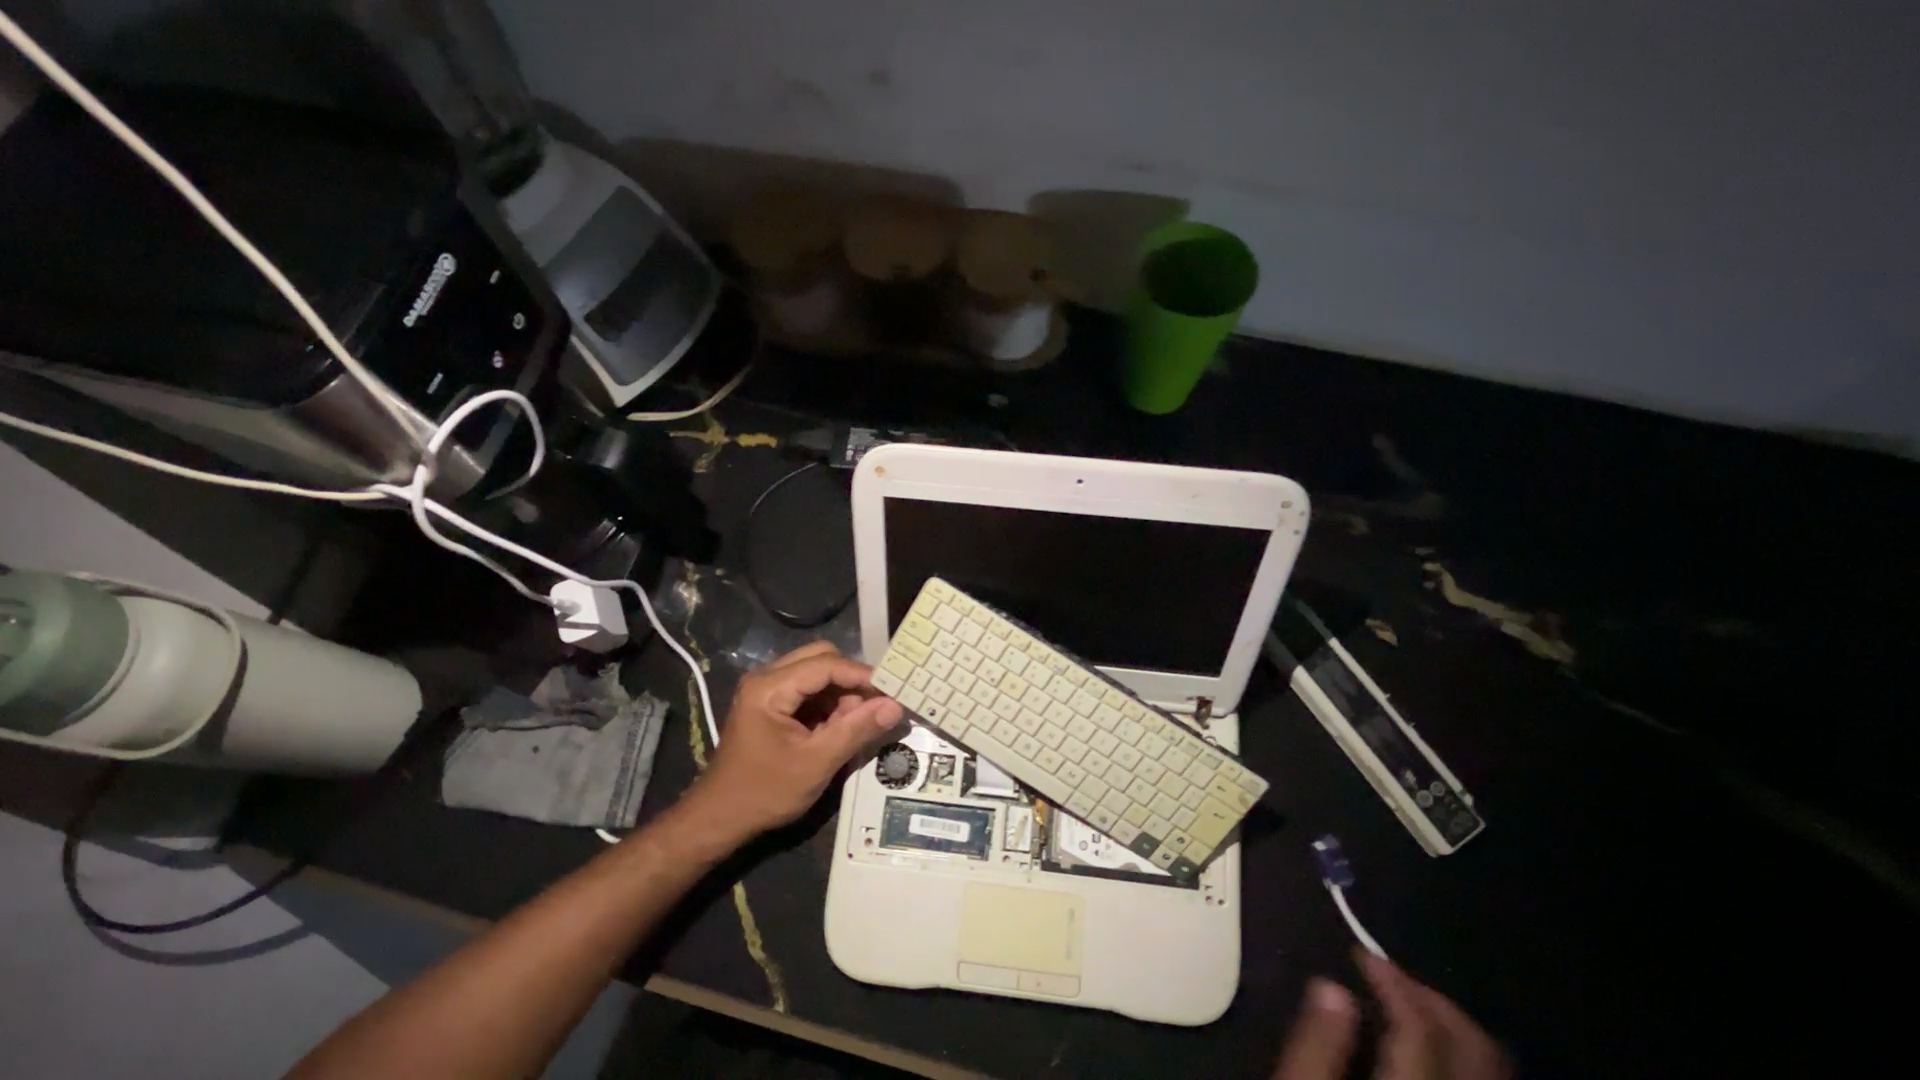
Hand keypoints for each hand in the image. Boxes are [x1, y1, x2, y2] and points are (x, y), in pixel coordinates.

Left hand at [686, 642, 903, 840]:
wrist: (721, 817)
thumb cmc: (766, 791)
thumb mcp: (817, 762)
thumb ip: (856, 729)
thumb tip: (895, 706)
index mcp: (770, 687)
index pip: (826, 664)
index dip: (862, 675)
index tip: (894, 691)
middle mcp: (766, 678)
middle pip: (821, 659)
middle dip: (851, 680)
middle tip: (876, 706)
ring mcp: (766, 689)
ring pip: (816, 673)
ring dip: (841, 693)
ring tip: (860, 722)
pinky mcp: (770, 704)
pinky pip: (807, 690)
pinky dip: (828, 703)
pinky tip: (841, 727)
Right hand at [1273, 951, 1508, 1079]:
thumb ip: (1314, 1047)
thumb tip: (1329, 986)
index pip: (1418, 1029)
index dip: (1393, 982)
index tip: (1364, 955)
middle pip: (1476, 1048)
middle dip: (1435, 1001)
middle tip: (1392, 976)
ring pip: (1497, 1070)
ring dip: (1460, 1028)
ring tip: (1416, 1005)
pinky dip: (1472, 1059)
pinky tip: (1441, 1049)